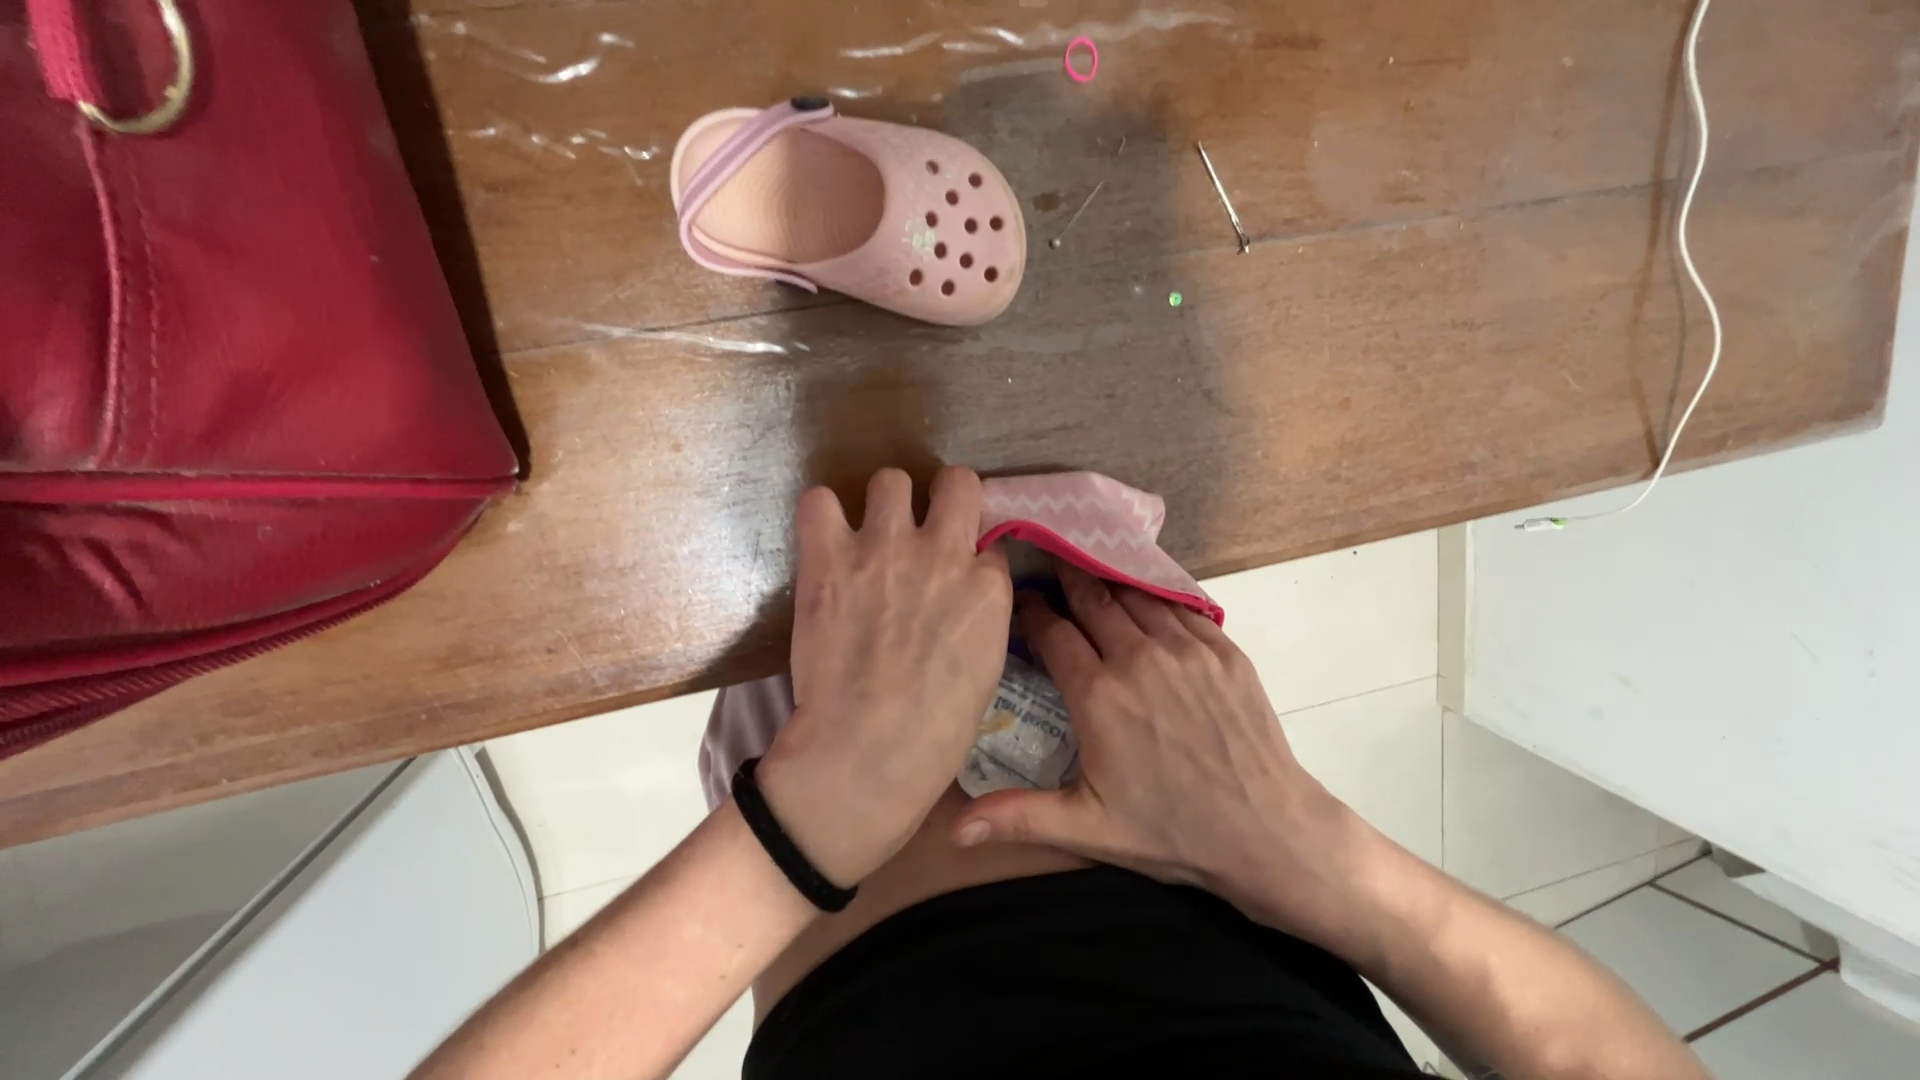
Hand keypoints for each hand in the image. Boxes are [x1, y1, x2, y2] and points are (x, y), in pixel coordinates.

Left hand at [756, 467, 1012, 888]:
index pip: (989, 539)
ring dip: (885, 504)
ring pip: (890, 480)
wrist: (867, 750)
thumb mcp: (986, 669)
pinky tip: (824, 539)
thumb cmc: (936, 731)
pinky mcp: (829, 557)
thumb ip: (980, 616)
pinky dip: (822, 515)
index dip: (972, 552)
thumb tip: (965, 595)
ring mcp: (884, 548)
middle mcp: (943, 552)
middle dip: (944, 499)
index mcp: (987, 586)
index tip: (958, 570)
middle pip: (956, 482)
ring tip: (869, 535)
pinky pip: (819, 500)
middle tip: (923, 529)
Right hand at [950, 563, 1376, 947]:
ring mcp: (1187, 650)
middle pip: (1092, 599)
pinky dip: (1153, 594)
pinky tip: (1142, 592)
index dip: (1031, 611)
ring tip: (1088, 568)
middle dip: (1066, 578)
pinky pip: (1179, 605)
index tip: (1017, 601)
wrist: (1268, 832)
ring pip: (1135, 595)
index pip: (1053, 631)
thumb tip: (953, 832)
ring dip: (1107, 580)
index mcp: (1100, 696)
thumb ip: (1018, 817)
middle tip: (1047, 559)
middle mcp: (1140, 659)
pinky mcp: (1223, 650)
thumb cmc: (1172, 832)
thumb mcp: (1088, 828)